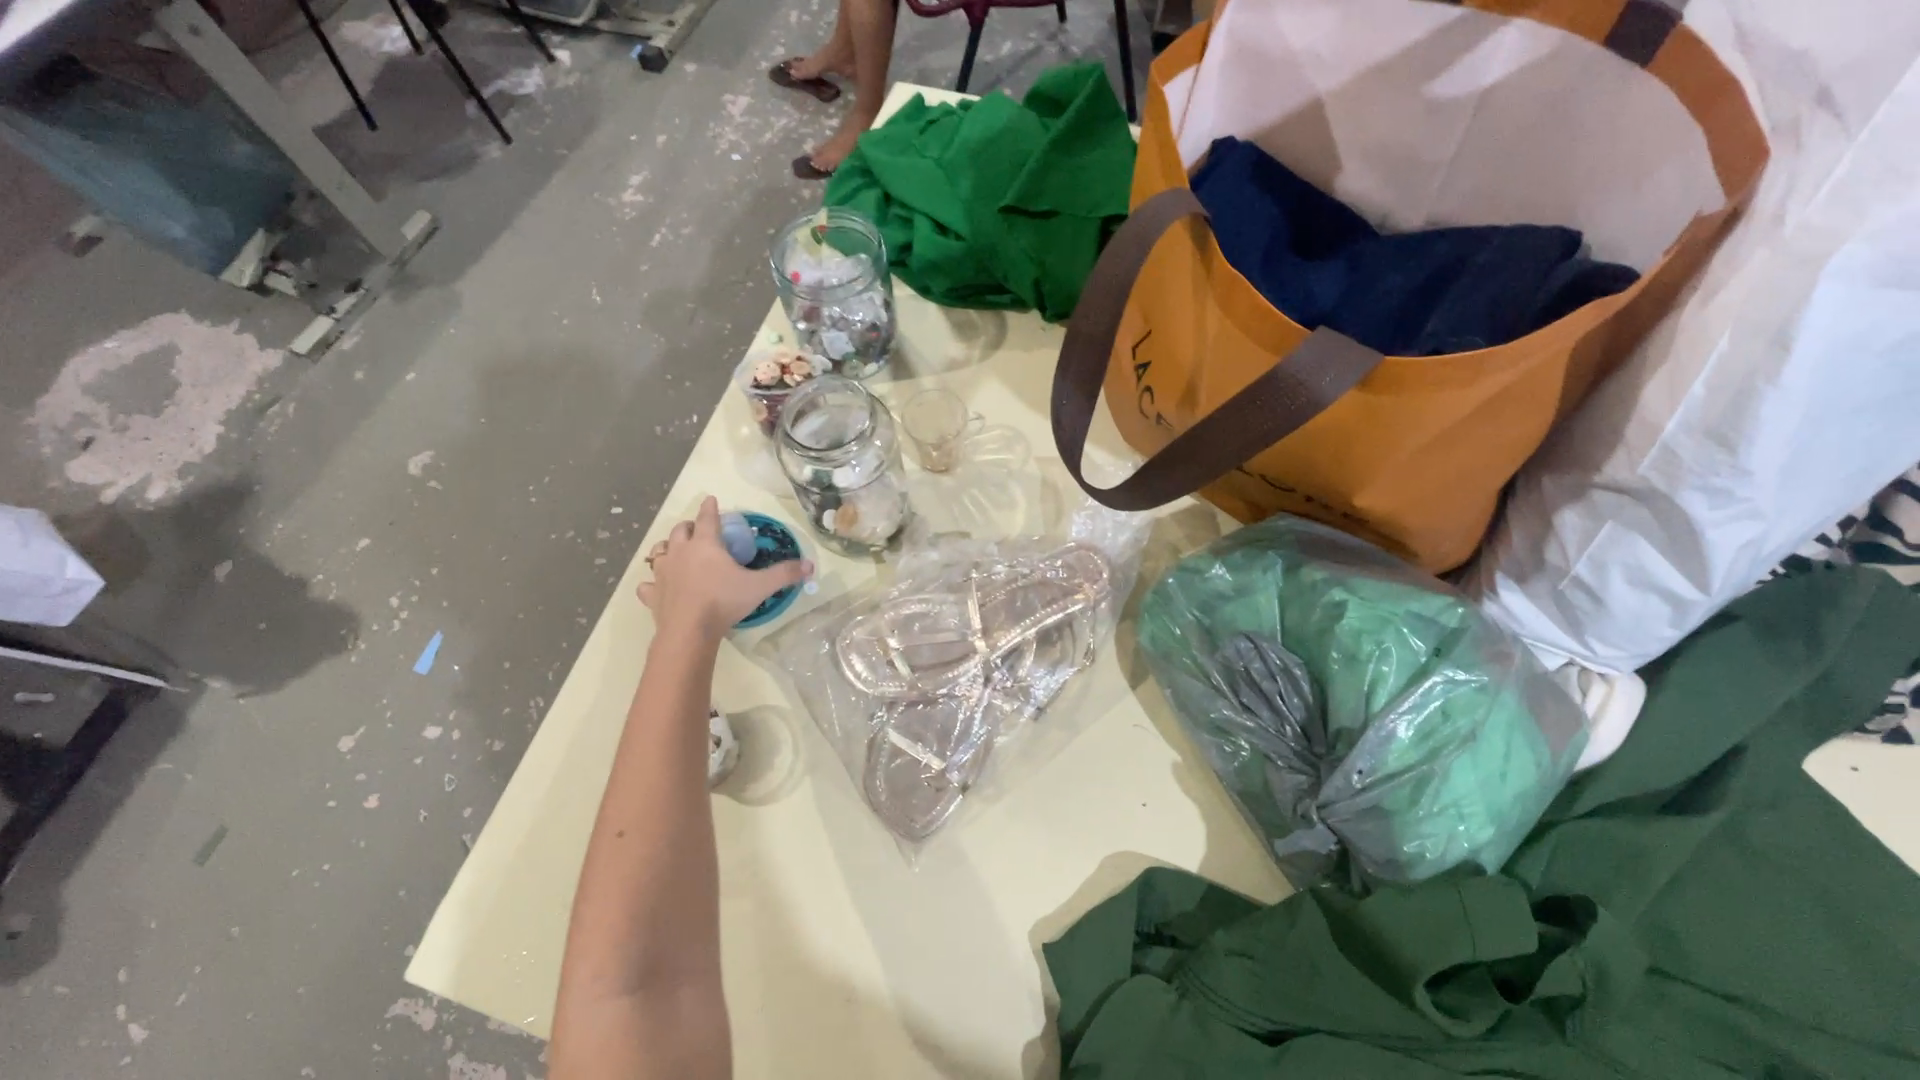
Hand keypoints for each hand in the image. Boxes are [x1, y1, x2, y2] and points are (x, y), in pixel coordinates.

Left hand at [638, 497, 811, 641]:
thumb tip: (811, 565)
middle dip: (689, 527)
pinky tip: (655, 587)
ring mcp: (662, 573)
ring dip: (668, 549)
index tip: (711, 499)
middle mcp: (680, 552)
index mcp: (705, 544)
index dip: (710, 507)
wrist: (689, 630)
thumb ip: (784, 574)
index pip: (707, 518)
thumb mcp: (759, 587)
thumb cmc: (723, 601)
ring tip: (675, 553)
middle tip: (698, 530)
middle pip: (680, 530)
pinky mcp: (653, 594)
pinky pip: (647, 584)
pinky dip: (651, 583)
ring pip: (659, 552)